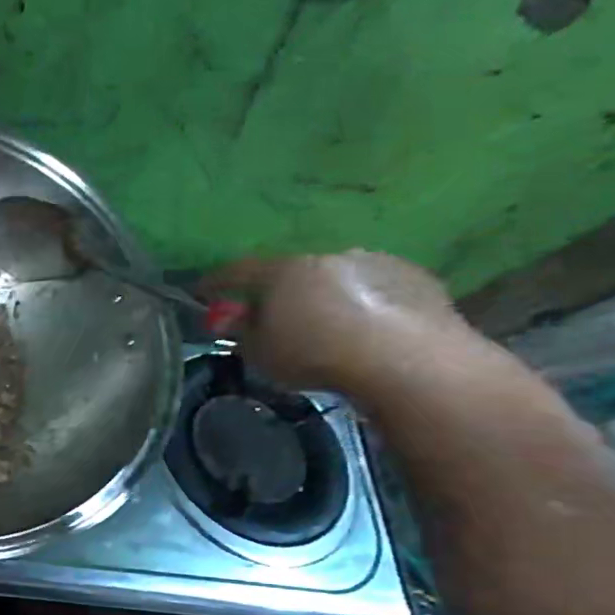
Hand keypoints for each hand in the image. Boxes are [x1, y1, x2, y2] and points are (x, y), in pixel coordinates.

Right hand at [202, 251, 474, 394]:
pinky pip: (371, 288)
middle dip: (276, 292)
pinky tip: (360, 329)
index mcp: (285, 271)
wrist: (406, 359)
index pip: (238, 270)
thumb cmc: (316, 355)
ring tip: (321, 326)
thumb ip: (242, 332)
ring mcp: (375, 261)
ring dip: (321, 296)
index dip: (216, 282)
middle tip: (269, 317)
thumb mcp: (260, 353)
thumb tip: (231, 319)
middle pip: (291, 273)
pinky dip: (359, 303)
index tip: (202, 292)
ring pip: (334, 278)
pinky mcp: (413, 276)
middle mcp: (328, 256)